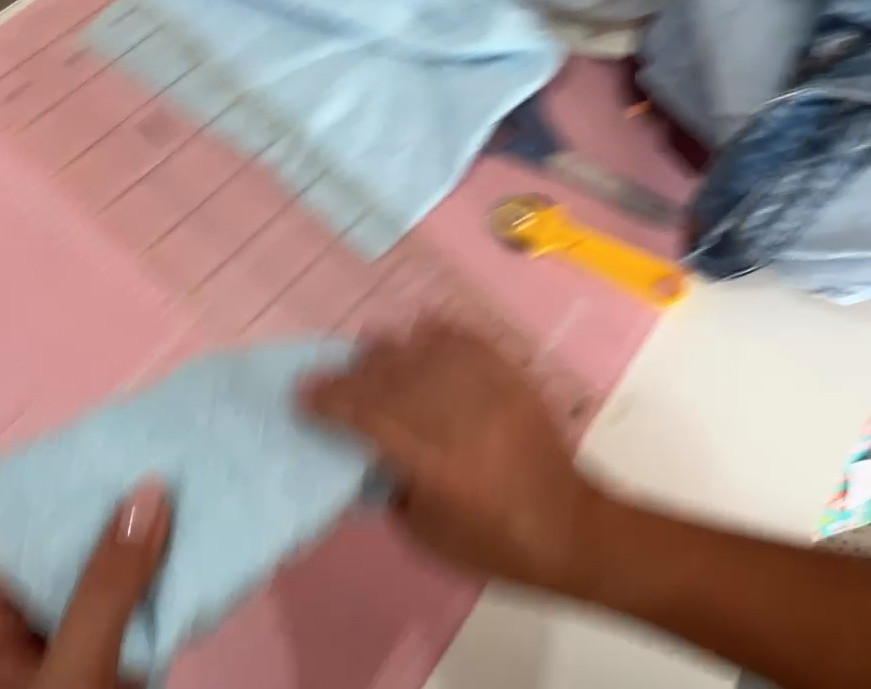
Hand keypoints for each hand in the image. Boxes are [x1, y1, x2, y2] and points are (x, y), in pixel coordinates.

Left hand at [0, 481, 172, 688]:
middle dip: (119, 531)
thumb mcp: (74, 673)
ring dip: (137, 567)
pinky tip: (180, 577)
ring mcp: (23, 669)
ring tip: (193, 514)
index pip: (24, 543)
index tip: (142, 463)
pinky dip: (139, 606)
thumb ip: (108, 587)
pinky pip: (102, 628)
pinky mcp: (62, 680)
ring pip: (87, 597)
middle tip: (182, 483)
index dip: (83, 502)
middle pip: (60, 568)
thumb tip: (150, 488)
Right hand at [304, 322, 607, 592]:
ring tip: (375, 347)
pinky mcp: (516, 380)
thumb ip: (392, 485)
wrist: (565, 525)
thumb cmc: (490, 542)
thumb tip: (366, 450)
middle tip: (336, 371)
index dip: (332, 400)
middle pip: (397, 376)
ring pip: (433, 352)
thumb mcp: (423, 532)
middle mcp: (460, 418)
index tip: (305, 391)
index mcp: (433, 463)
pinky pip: (475, 343)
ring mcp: (492, 393)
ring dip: (398, 347)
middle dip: (359, 371)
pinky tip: (425, 329)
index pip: (370, 416)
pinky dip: (446, 332)